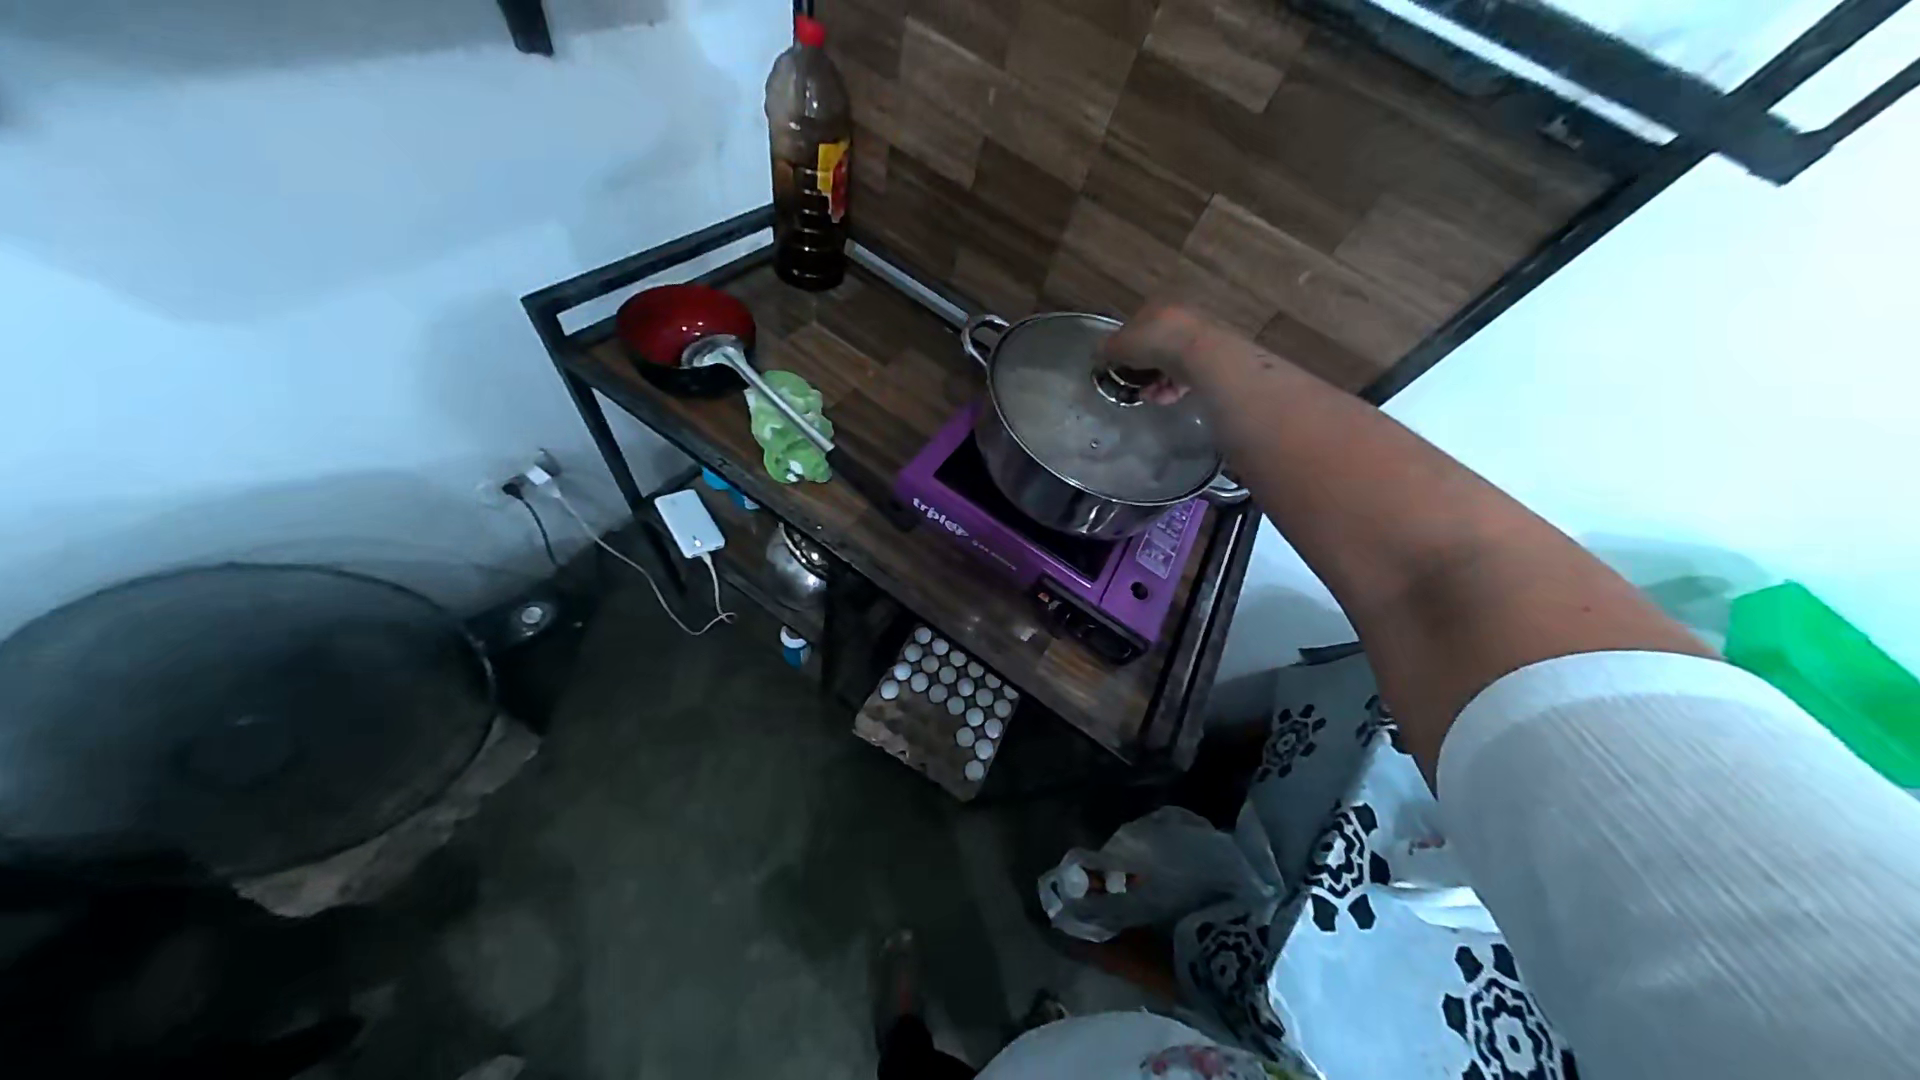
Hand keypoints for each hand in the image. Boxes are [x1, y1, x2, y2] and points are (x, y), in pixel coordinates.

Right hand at [1099, 303, 1212, 404]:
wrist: (1200, 355)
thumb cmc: (1154, 342)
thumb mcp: (1119, 344)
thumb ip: (1105, 348)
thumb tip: (1097, 351)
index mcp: (1157, 307)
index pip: (1137, 324)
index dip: (1126, 345)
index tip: (1120, 363)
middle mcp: (1179, 318)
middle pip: (1155, 345)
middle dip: (1143, 368)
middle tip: (1133, 383)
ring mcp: (1197, 338)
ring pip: (1170, 363)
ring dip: (1156, 382)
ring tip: (1147, 395)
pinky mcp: (1210, 359)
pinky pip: (1185, 376)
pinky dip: (1172, 388)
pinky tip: (1163, 398)